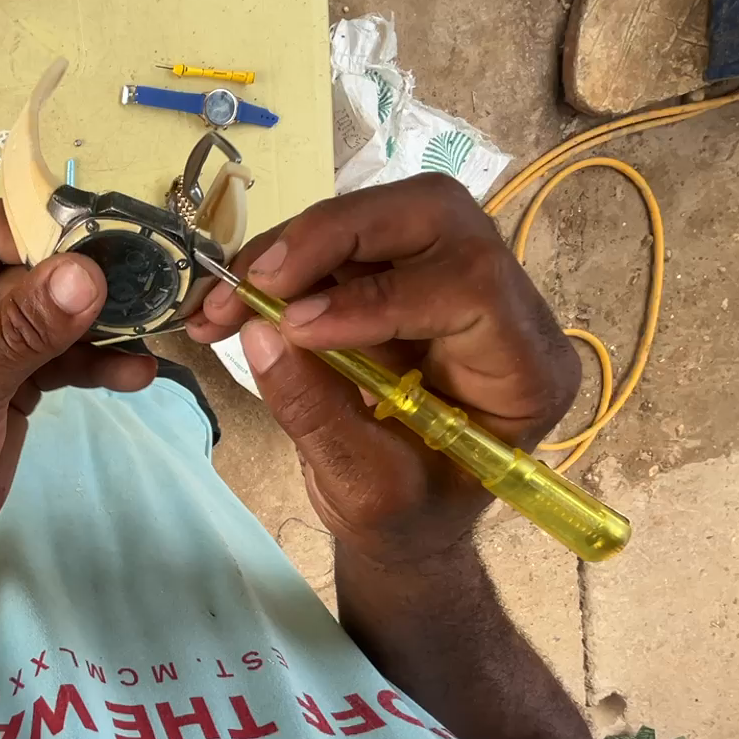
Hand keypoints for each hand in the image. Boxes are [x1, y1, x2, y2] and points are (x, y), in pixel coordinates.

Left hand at [0, 200, 156, 551]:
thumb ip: (24, 330)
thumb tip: (86, 274)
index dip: (41, 229)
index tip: (103, 238)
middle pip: (32, 273)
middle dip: (86, 285)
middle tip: (145, 287)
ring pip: (55, 319)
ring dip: (101, 330)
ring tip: (148, 337)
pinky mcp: (17, 382)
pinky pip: (62, 360)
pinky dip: (96, 365)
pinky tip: (134, 373)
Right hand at [186, 175, 578, 565]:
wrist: (400, 522)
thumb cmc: (403, 519)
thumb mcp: (362, 486)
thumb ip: (315, 411)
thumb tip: (258, 333)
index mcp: (521, 369)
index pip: (470, 286)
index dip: (377, 295)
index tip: (293, 326)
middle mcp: (498, 309)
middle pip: (430, 217)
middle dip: (331, 237)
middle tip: (251, 279)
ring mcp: (442, 288)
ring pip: (376, 220)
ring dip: (286, 252)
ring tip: (218, 302)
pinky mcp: (393, 287)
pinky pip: (334, 251)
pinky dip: (273, 271)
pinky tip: (224, 304)